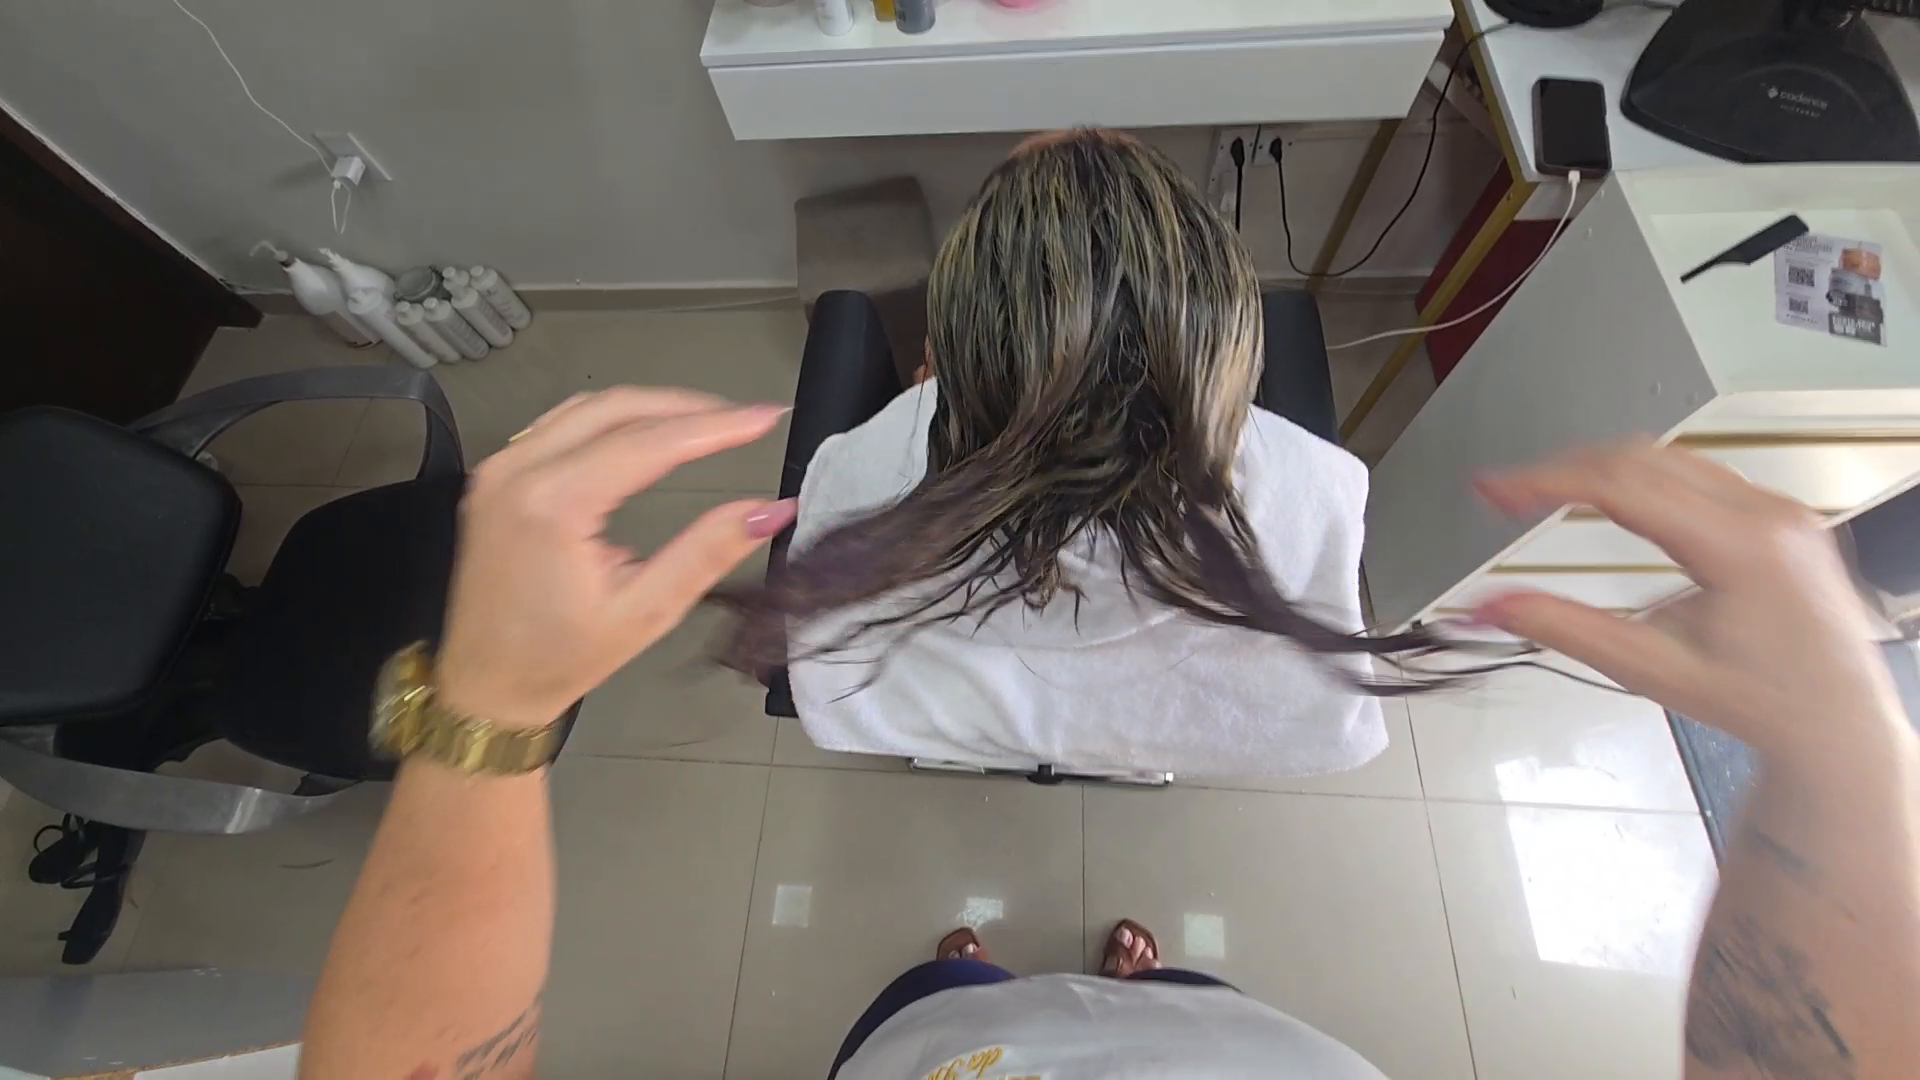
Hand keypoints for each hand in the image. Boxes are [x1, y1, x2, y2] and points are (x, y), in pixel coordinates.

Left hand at [434, 388, 795, 729]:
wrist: (486, 683)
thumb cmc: (565, 655)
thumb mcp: (648, 610)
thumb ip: (709, 551)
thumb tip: (772, 510)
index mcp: (553, 504)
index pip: (649, 443)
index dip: (715, 425)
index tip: (766, 416)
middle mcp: (519, 471)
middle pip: (618, 409)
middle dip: (689, 407)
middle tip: (744, 418)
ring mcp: (501, 468)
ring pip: (590, 407)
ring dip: (654, 407)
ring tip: (709, 421)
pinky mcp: (498, 475)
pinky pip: (564, 422)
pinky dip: (617, 418)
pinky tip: (649, 431)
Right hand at [1475, 442, 1904, 761]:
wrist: (1837, 722)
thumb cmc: (1763, 699)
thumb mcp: (1645, 666)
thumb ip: (1559, 628)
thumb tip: (1488, 606)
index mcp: (1741, 547)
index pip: (1620, 485)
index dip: (1544, 481)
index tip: (1493, 490)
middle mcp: (1765, 516)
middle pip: (1636, 459)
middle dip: (1558, 470)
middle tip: (1503, 492)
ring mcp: (1773, 512)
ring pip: (1661, 456)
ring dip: (1589, 468)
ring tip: (1537, 493)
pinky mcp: (1768, 518)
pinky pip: (1686, 470)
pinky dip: (1625, 476)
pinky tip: (1595, 496)